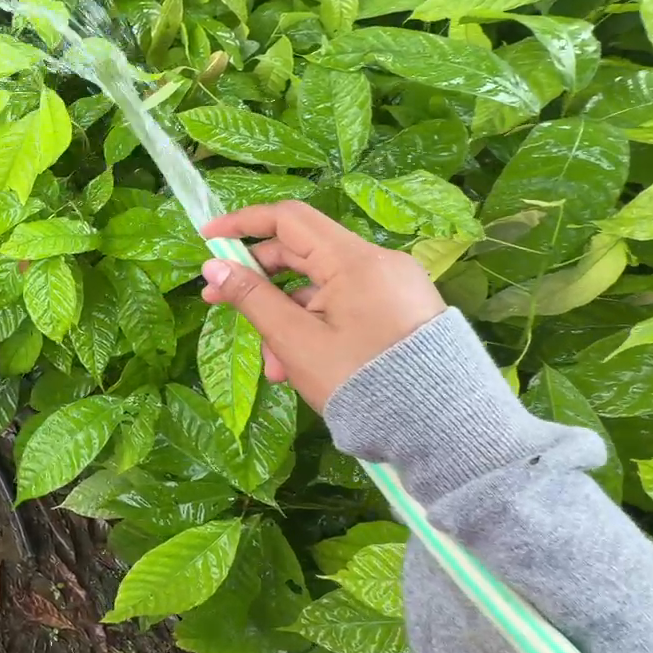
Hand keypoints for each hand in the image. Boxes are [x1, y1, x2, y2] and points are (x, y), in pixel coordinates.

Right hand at [199, 201, 445, 412]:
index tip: (207, 239)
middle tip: (217, 303)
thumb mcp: (294, 339)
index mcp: (355, 262)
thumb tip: (214, 267)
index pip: (288, 219)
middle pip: (300, 254)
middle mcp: (378, 264)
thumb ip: (251, 296)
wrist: (445, 433)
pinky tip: (297, 366)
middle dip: (257, 281)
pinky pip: (341, 305)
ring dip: (282, 315)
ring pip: (317, 287)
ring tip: (271, 364)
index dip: (242, 223)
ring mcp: (392, 288)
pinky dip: (311, 326)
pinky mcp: (399, 311)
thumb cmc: (359, 379)